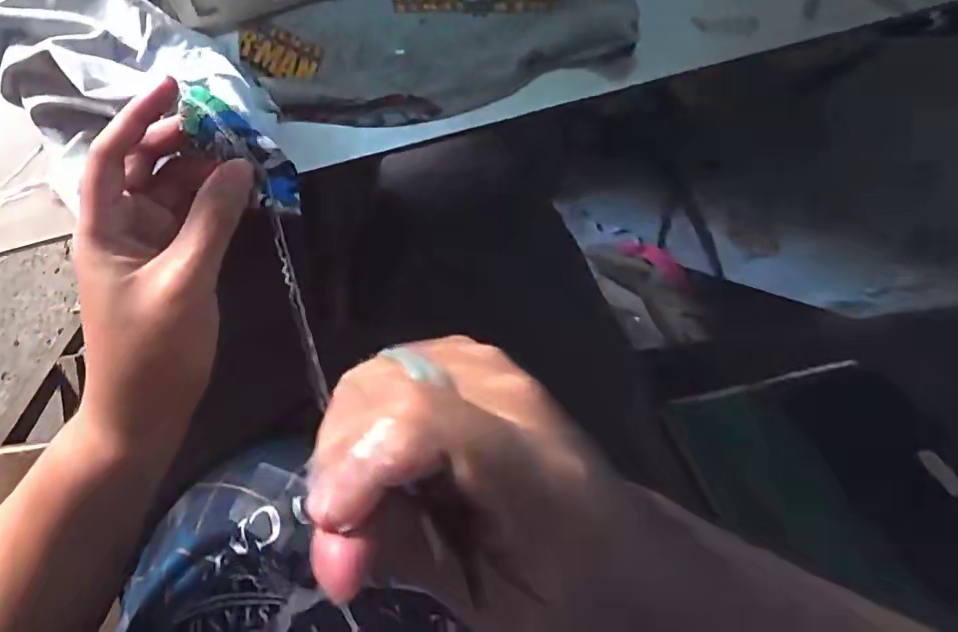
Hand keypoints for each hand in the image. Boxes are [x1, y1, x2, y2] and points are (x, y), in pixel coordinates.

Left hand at [74, 77, 252, 455]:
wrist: (141, 419)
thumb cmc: (150, 354)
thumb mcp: (184, 282)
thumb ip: (211, 220)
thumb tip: (238, 166)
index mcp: (103, 226)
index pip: (110, 155)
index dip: (136, 116)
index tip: (172, 86)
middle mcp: (121, 224)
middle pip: (143, 164)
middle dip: (179, 140)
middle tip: (223, 126)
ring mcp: (147, 241)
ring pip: (172, 186)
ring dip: (203, 168)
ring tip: (242, 155)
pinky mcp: (172, 258)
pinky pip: (192, 213)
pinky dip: (214, 198)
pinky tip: (241, 187)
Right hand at [305, 337, 654, 628]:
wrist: (631, 550)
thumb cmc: (575, 601)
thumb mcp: (496, 610)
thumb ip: (407, 559)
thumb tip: (325, 550)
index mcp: (535, 470)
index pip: (426, 421)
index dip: (360, 461)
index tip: (329, 523)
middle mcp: (505, 392)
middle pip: (384, 391)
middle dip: (340, 459)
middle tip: (337, 532)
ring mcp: (479, 361)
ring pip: (373, 375)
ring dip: (344, 438)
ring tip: (354, 499)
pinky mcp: (459, 352)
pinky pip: (384, 371)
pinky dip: (362, 416)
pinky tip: (375, 460)